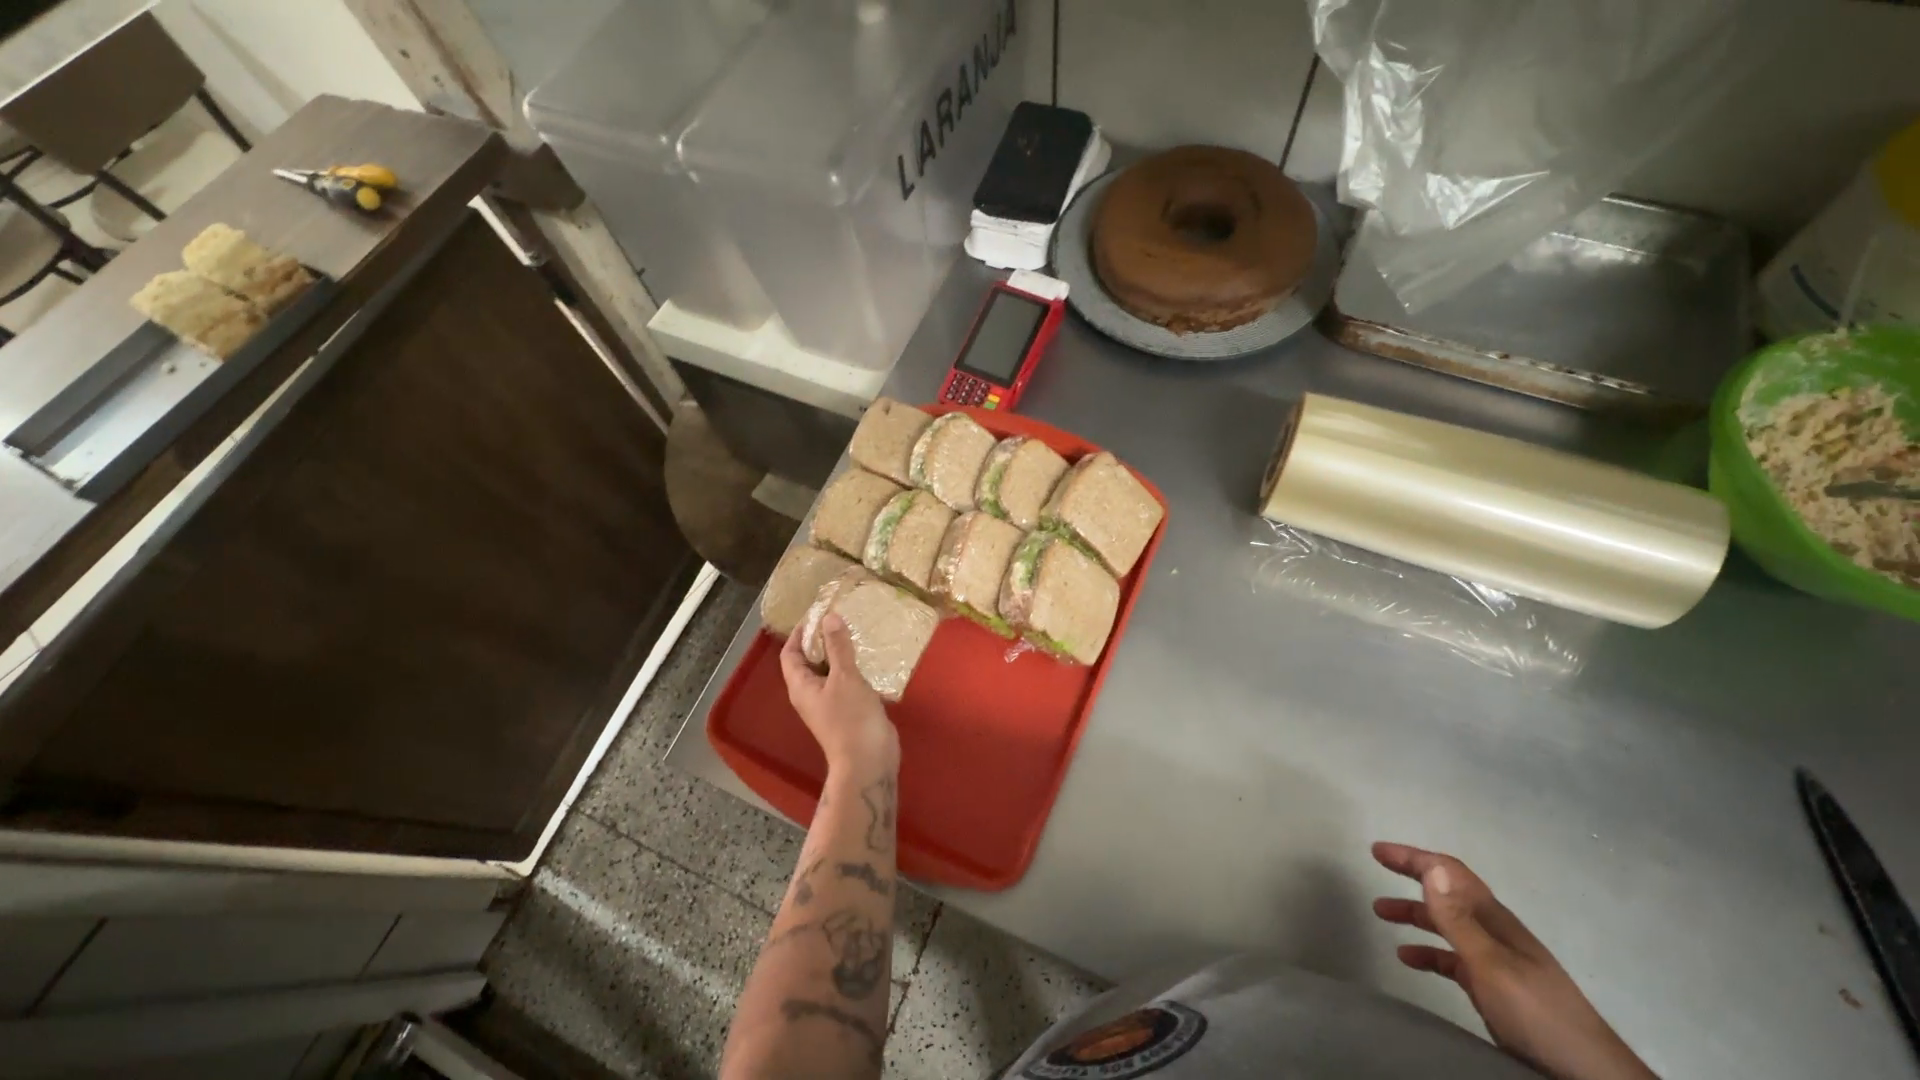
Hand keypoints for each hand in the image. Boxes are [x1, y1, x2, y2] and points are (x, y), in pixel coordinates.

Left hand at [780, 614, 897, 772]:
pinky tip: (868, 659)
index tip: (816, 615)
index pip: (790, 654)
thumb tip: (828, 617)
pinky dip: (852, 669)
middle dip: (821, 640)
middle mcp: (810, 695)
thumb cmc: (851, 718)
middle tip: (839, 620)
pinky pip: (845, 684)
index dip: (798, 633)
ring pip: (829, 673)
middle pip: (808, 662)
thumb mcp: (845, 677)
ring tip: (854, 633)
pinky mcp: (848, 711)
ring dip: (838, 654)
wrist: (868, 761)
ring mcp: (829, 705)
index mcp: (801, 687)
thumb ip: (838, 647)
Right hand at [1371, 843, 1658, 1079]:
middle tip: (1377, 866)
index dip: (1415, 858)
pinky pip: (1453, 959)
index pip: (1452, 874)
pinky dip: (1428, 952)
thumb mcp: (1491, 964)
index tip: (1378, 850)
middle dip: (1413, 875)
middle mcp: (1494, 933)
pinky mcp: (1494, 988)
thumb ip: (1459, 919)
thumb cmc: (1536, 1012)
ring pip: (1448, 925)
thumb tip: (1431, 866)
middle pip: (1449, 894)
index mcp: (1495, 920)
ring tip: (1381, 912)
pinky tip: (1408, 958)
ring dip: (1416, 913)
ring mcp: (1496, 961)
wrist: (1584, 1071)